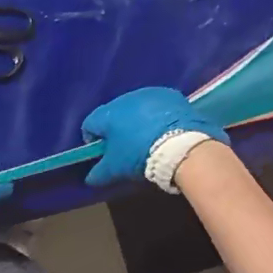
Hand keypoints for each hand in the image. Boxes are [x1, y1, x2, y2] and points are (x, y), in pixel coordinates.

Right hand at [81, 88, 229, 189]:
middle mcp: (124, 99)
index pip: (89, 125)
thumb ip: (98, 173)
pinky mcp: (170, 95)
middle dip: (116, 129)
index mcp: (106, 114)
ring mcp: (148, 94)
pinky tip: (164, 129)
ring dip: (137, 121)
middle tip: (126, 147)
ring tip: (148, 138)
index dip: (94, 140)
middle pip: (113, 115)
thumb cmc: (139, 155)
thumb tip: (90, 178)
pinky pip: (157, 106)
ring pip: (135, 108)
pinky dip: (157, 116)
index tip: (104, 153)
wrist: (182, 147)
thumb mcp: (115, 169)